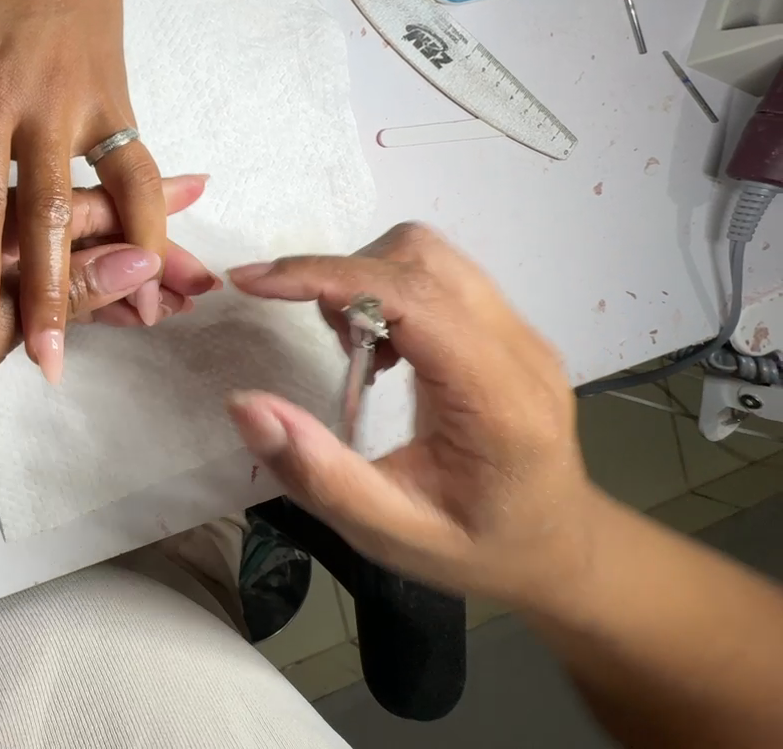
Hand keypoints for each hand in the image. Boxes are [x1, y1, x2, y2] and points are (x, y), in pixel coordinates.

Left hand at [0, 0, 177, 385]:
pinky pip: (140, 160)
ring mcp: (95, 101)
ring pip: (117, 194)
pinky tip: (158, 244)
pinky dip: (151, 206)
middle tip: (51, 364)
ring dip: (129, 260)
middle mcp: (45, 109)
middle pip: (47, 217)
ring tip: (144, 318)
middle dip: (50, 296)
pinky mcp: (125, 89)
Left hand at [0, 177, 213, 438]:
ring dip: (122, 279)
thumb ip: (58, 290)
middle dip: (145, 256)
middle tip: (204, 284)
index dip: (141, 230)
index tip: (199, 239)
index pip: (76, 208)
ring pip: (69, 253)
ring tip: (183, 300)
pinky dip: (85, 295)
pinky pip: (45, 277)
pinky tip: (129, 310)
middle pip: (83, 227)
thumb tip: (138, 262)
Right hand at [225, 223, 599, 608]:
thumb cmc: (476, 546)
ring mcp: (516, 330)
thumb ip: (317, 473)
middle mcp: (516, 347)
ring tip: (350, 346)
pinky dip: (379, 288)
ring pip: (422, 253)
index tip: (248, 284)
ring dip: (360, 279)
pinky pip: (429, 272)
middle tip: (321, 342)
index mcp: (497, 400)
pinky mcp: (501, 325)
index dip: (322, 277)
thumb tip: (242, 403)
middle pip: (417, 257)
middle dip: (338, 279)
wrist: (561, 552)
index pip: (411, 298)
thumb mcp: (389, 533)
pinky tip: (376, 347)